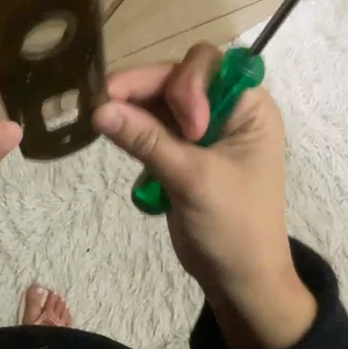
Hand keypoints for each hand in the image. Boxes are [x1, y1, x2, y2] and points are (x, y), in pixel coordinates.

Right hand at [94, 44, 314, 348]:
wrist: (241, 280)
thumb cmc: (234, 227)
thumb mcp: (193, 179)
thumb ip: (147, 140)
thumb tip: (98, 109)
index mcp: (249, 107)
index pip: (209, 68)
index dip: (183, 84)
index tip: (178, 124)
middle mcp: (227, 109)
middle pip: (178, 78)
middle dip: (144, 89)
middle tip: (104, 103)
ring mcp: (203, 129)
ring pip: (160, 100)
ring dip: (131, 106)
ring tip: (98, 115)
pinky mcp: (182, 150)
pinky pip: (153, 125)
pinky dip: (133, 127)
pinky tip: (110, 130)